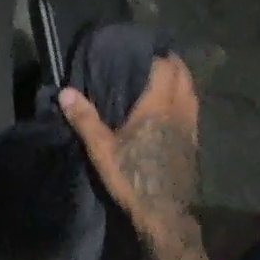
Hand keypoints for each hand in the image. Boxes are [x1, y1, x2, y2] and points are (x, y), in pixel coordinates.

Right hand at [58, 56, 199, 233]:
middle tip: (156, 58)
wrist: (164, 211)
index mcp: (158, 107)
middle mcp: (180, 111)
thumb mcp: (102, 149)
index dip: (157, 55)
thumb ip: (85, 119)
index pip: (165, 68)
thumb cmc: (131, 177)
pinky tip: (173, 109)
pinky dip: (185, 100)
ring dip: (182, 81)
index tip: (145, 48)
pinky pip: (193, 110)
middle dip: (173, 63)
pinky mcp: (194, 143)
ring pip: (192, 93)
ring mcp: (191, 127)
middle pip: (184, 76)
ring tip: (166, 78)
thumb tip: (65, 92)